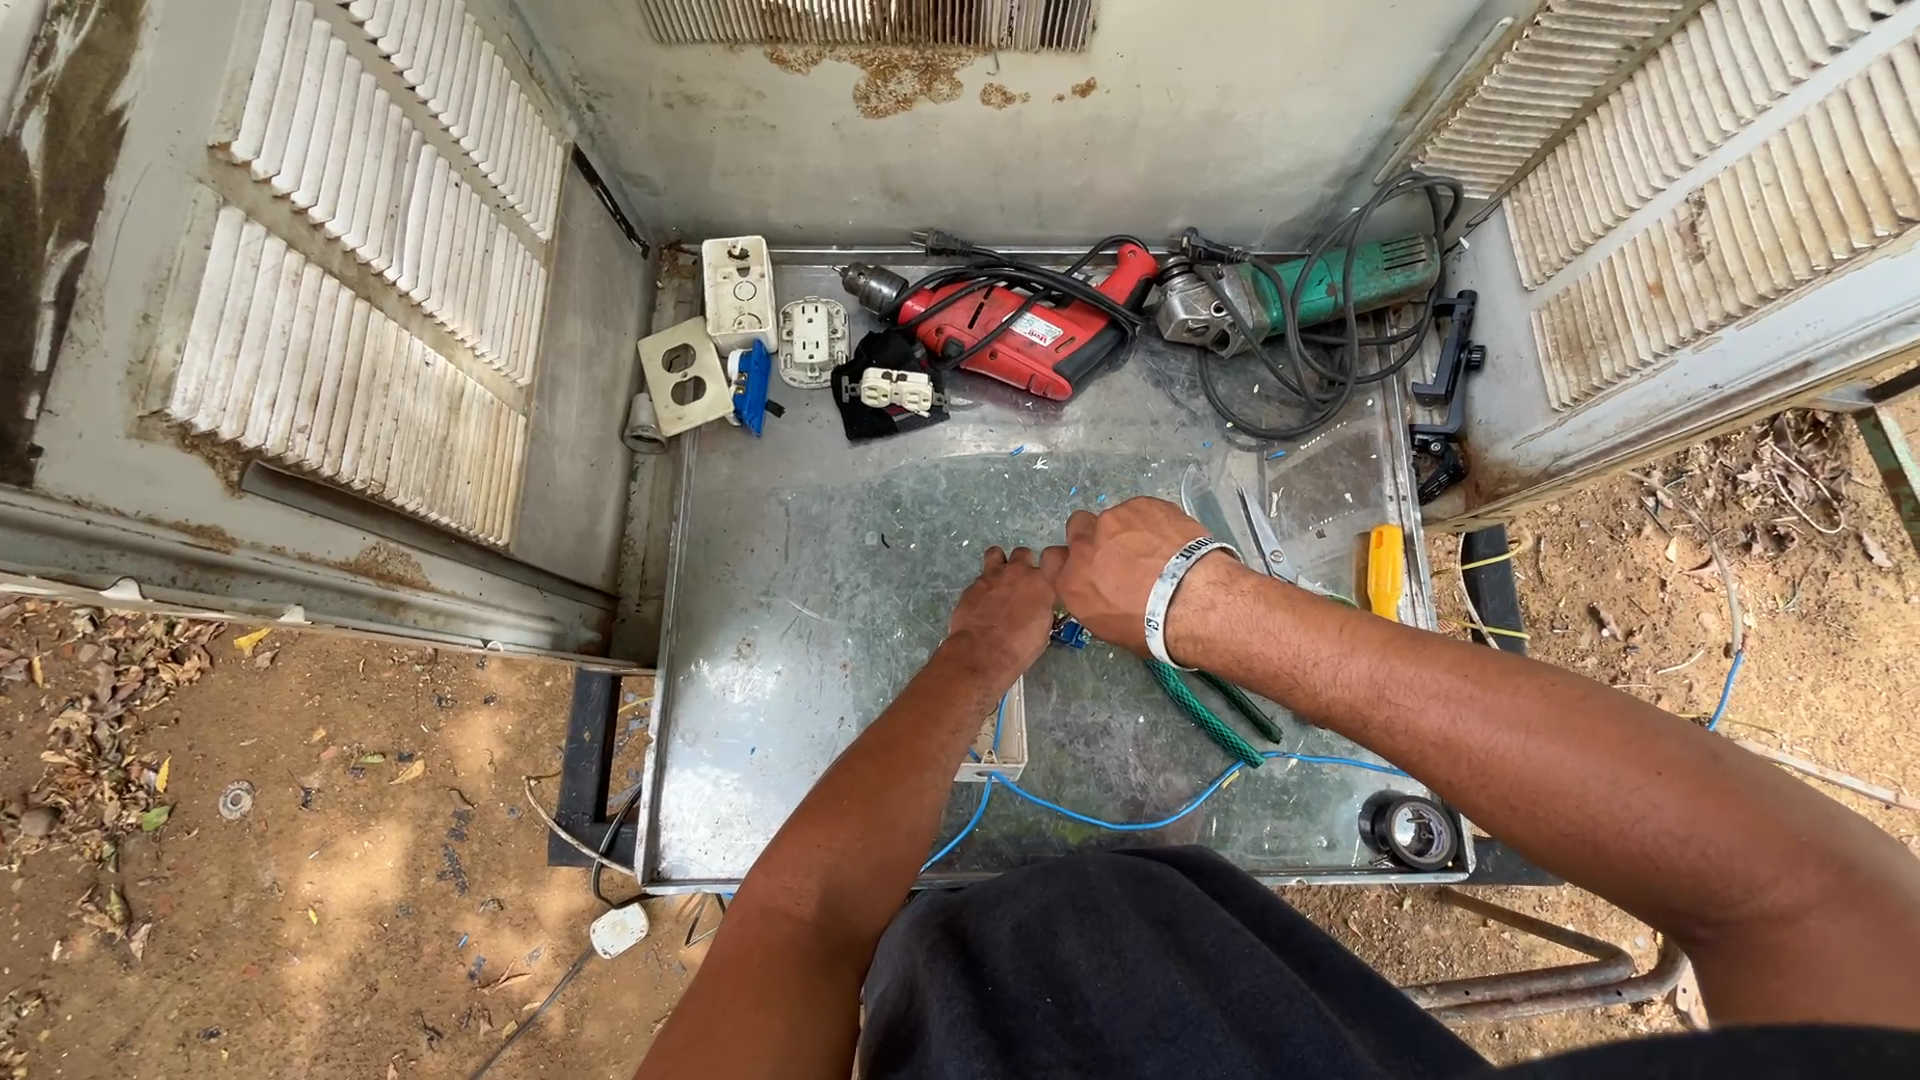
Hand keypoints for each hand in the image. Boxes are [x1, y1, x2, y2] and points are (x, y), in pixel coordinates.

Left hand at [942, 546, 1065, 681]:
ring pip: (996, 553)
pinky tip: (982, 603)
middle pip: (1022, 553)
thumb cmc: (1020, 646)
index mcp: (1041, 583)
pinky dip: (982, 587)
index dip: (1050, 564)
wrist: (983, 652)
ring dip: (999, 563)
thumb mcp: (1043, 629)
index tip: (1046, 575)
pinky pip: (980, 578)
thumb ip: (1042, 607)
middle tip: (1021, 582)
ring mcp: (992, 576)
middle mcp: (1017, 573)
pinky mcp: (972, 585)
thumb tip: (1039, 604)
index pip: (1053, 557)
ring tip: (998, 581)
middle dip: (1022, 564)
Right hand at [1043, 497, 1251, 661]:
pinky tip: (1171, 538)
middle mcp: (1085, 545)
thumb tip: (1102, 588)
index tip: (1088, 567)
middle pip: (1076, 526)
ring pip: (1114, 517)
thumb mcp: (1108, 626)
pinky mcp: (1142, 504)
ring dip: (1129, 529)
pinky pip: (1142, 509)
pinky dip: (1153, 521)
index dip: (1069, 560)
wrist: (1191, 598)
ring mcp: (1113, 520)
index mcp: (1071, 580)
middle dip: (1093, 535)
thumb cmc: (1150, 628)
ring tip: (1157, 548)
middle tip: (1119, 551)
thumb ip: (1092, 598)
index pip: (1052, 559)